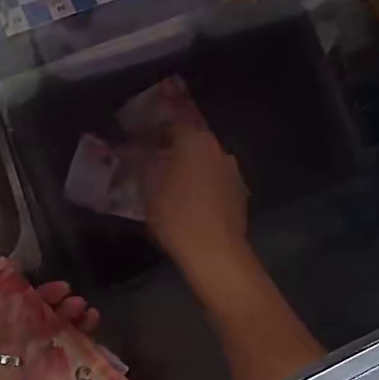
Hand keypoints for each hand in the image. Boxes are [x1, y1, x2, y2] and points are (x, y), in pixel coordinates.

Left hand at [0, 279, 98, 379]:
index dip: (17, 299)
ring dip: (68, 323)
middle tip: (70, 294)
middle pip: (29, 329)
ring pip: (54, 343)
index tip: (40, 283)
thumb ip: (9, 340)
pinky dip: (85, 345)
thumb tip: (12, 298)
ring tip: (87, 310)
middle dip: (48, 308)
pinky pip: (74, 365)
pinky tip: (95, 330)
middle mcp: (7, 371)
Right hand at [142, 123, 249, 271]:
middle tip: (153, 162)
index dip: (151, 134)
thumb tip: (139, 154)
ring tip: (172, 183)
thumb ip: (144, 165)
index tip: (137, 144)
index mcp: (196, 142)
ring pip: (205, 162)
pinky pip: (216, 181)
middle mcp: (219, 150)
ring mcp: (233, 172)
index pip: (169, 127)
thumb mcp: (149, 190)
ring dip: (190, 168)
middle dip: (172, 150)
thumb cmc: (177, 217)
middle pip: (191, 143)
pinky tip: (192, 200)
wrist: (216, 252)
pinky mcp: (241, 193)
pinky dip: (203, 184)